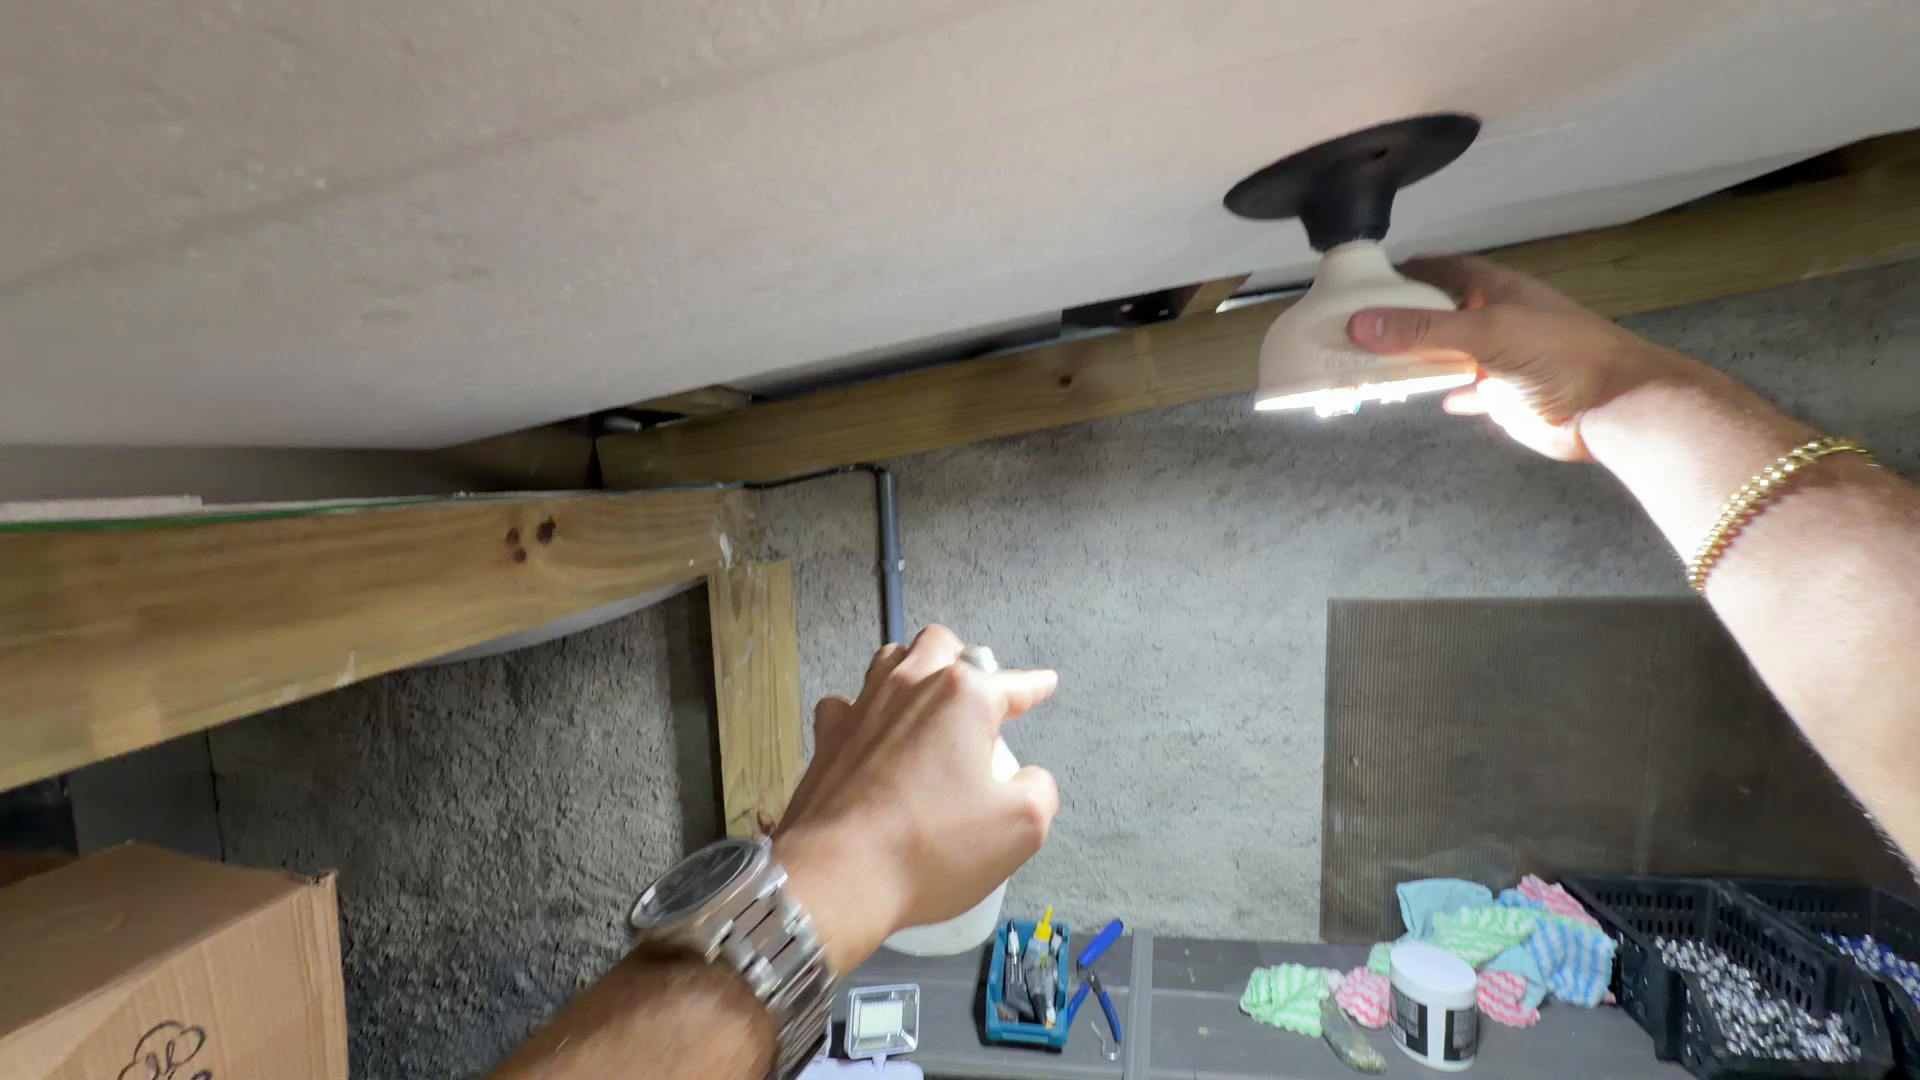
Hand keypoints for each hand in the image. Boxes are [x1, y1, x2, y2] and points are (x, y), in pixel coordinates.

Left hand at [772, 625, 1059, 972]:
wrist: (838, 877)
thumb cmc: (931, 848)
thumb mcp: (1020, 827)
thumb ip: (1040, 790)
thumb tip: (1028, 778)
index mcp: (964, 697)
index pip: (1012, 684)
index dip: (1033, 686)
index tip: (1043, 684)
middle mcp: (912, 685)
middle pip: (940, 645)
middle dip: (963, 658)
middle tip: (975, 695)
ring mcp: (864, 705)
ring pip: (890, 660)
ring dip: (913, 671)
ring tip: (925, 701)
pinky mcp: (829, 734)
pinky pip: (847, 704)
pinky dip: (863, 711)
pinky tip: (871, 734)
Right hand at [1344, 255, 1698, 460]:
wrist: (1609, 407)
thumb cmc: (1556, 355)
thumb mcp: (1485, 331)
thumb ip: (1422, 330)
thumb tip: (1358, 324)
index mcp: (1497, 292)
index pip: (1448, 270)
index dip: (1413, 269)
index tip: (1370, 278)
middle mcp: (1496, 321)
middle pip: (1440, 312)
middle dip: (1403, 316)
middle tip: (1356, 325)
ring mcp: (1498, 359)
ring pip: (1446, 353)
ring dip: (1414, 356)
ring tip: (1372, 361)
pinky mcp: (1501, 395)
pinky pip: (1463, 389)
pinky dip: (1441, 391)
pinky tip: (1418, 396)